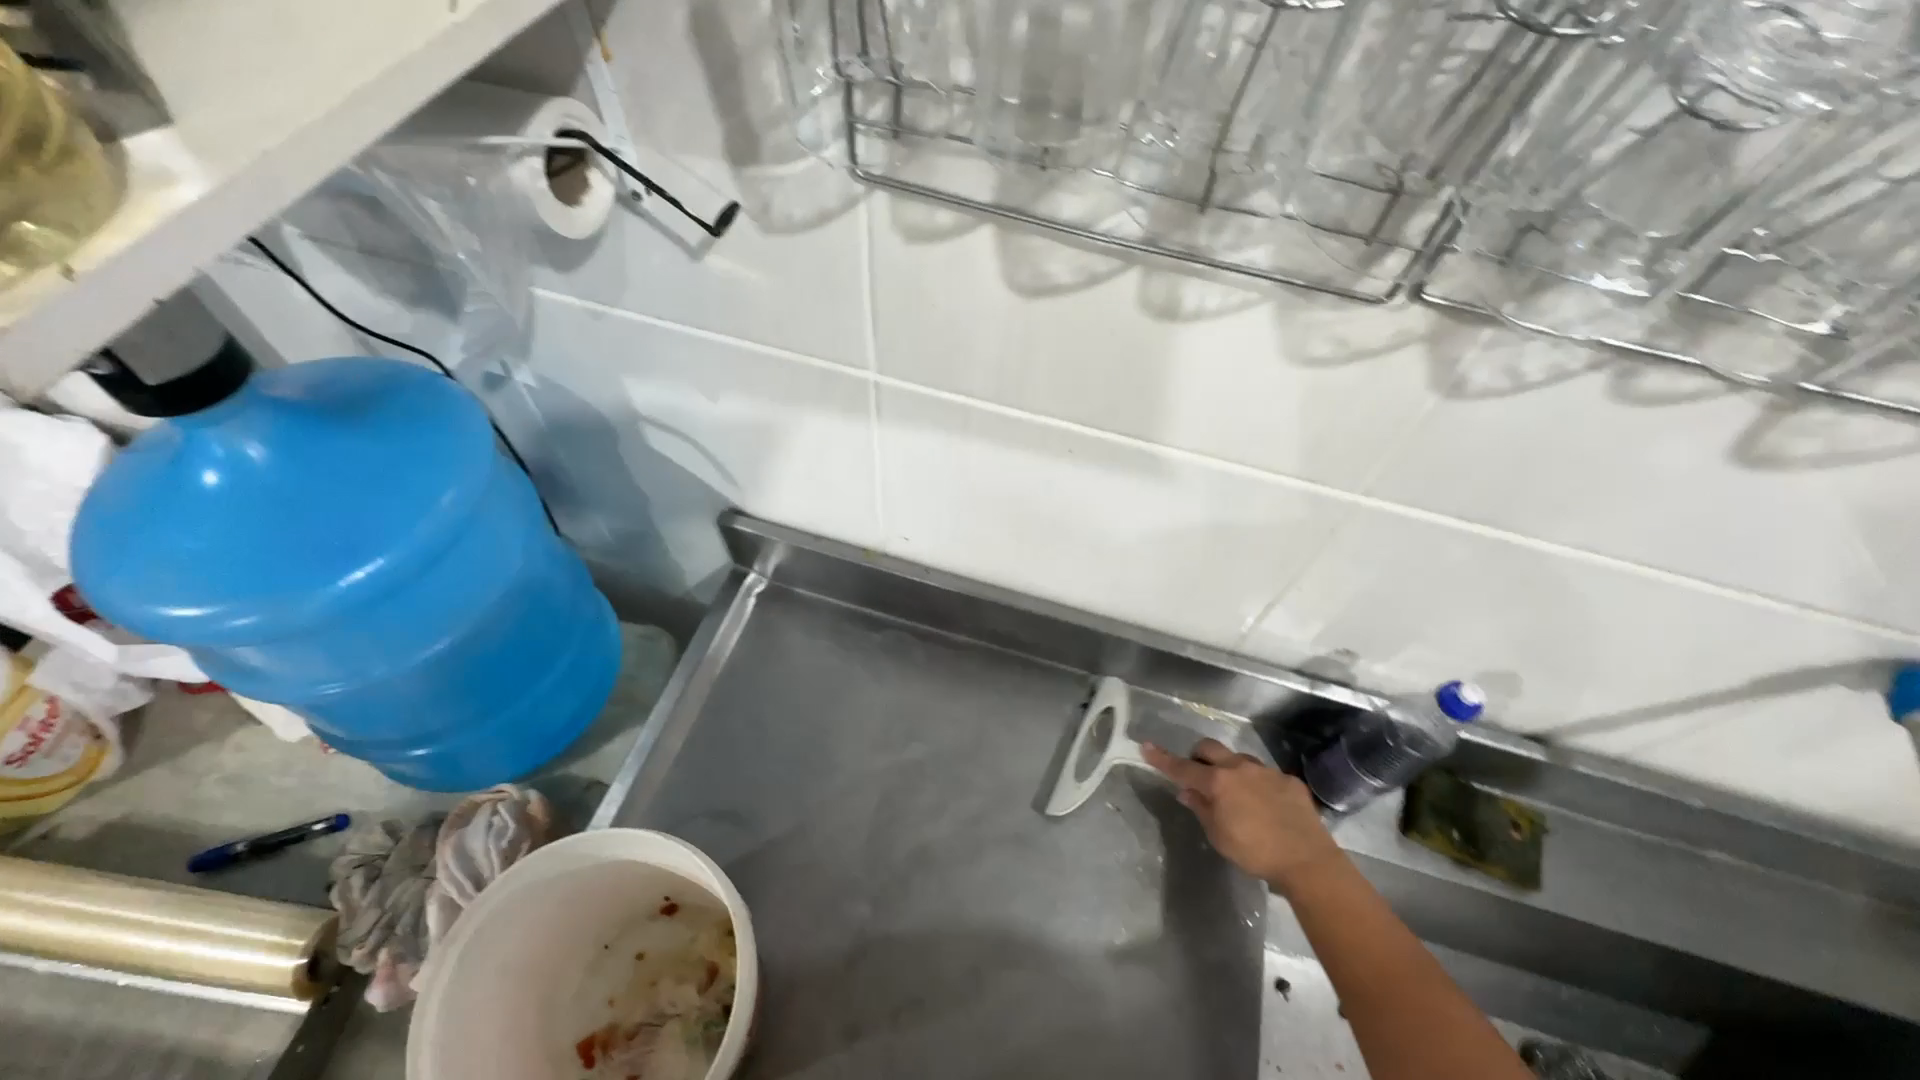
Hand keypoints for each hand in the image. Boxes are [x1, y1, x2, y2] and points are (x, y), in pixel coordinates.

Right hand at [1142, 738, 1344, 894]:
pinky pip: (1265, 775)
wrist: (1306, 860)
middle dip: (1198, 756)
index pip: (1182, 767)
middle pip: (1209, 748)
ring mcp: (1267, 771)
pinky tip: (1266, 807)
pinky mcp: (1289, 780)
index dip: (1161, 758)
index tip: (1145, 746)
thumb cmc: (1254, 852)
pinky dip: (1257, 785)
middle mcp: (1240, 768)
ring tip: (1236, 795)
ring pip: (1239, 759)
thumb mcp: (1218, 835)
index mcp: (1218, 782)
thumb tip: (1187, 792)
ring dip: (1230, 770)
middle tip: (1198, 776)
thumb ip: (1201, 809)